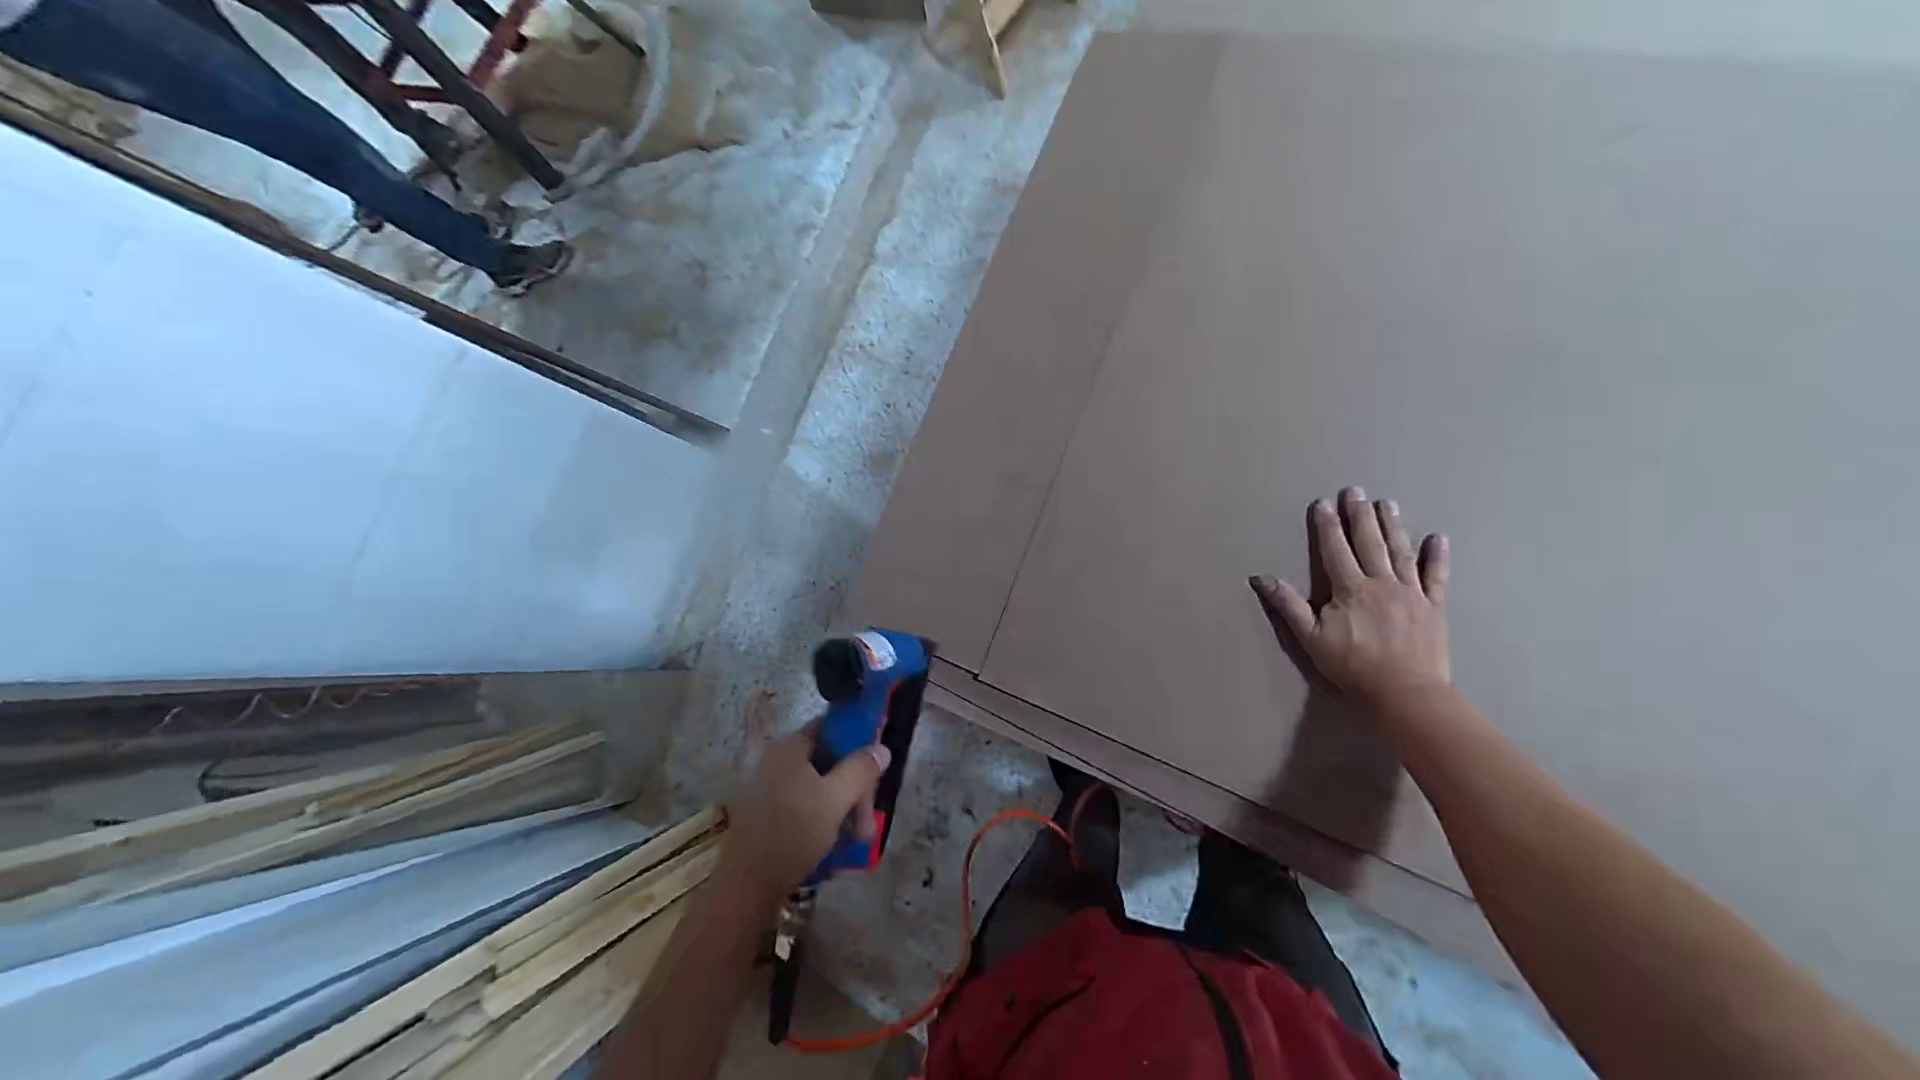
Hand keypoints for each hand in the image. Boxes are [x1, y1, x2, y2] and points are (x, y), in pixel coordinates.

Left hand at [720, 724, 890, 903]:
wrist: (748, 885)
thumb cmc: (793, 833)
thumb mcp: (836, 799)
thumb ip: (861, 770)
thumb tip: (881, 749)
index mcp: (789, 747)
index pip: (830, 726)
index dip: (857, 740)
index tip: (875, 766)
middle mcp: (777, 760)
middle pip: (828, 759)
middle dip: (854, 786)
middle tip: (867, 818)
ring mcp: (769, 786)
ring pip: (819, 784)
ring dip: (843, 805)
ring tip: (857, 835)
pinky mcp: (767, 811)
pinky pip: (805, 801)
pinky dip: (824, 815)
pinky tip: (836, 838)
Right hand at [1251, 486, 1451, 702]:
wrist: (1406, 692)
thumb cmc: (1353, 666)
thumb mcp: (1311, 639)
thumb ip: (1289, 606)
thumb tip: (1263, 578)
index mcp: (1350, 590)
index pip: (1334, 550)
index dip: (1327, 526)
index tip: (1323, 503)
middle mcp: (1382, 584)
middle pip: (1369, 543)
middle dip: (1360, 515)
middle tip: (1355, 491)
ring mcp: (1411, 593)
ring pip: (1400, 552)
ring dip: (1392, 526)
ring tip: (1386, 503)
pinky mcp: (1434, 607)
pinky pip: (1436, 576)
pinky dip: (1437, 556)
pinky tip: (1436, 538)